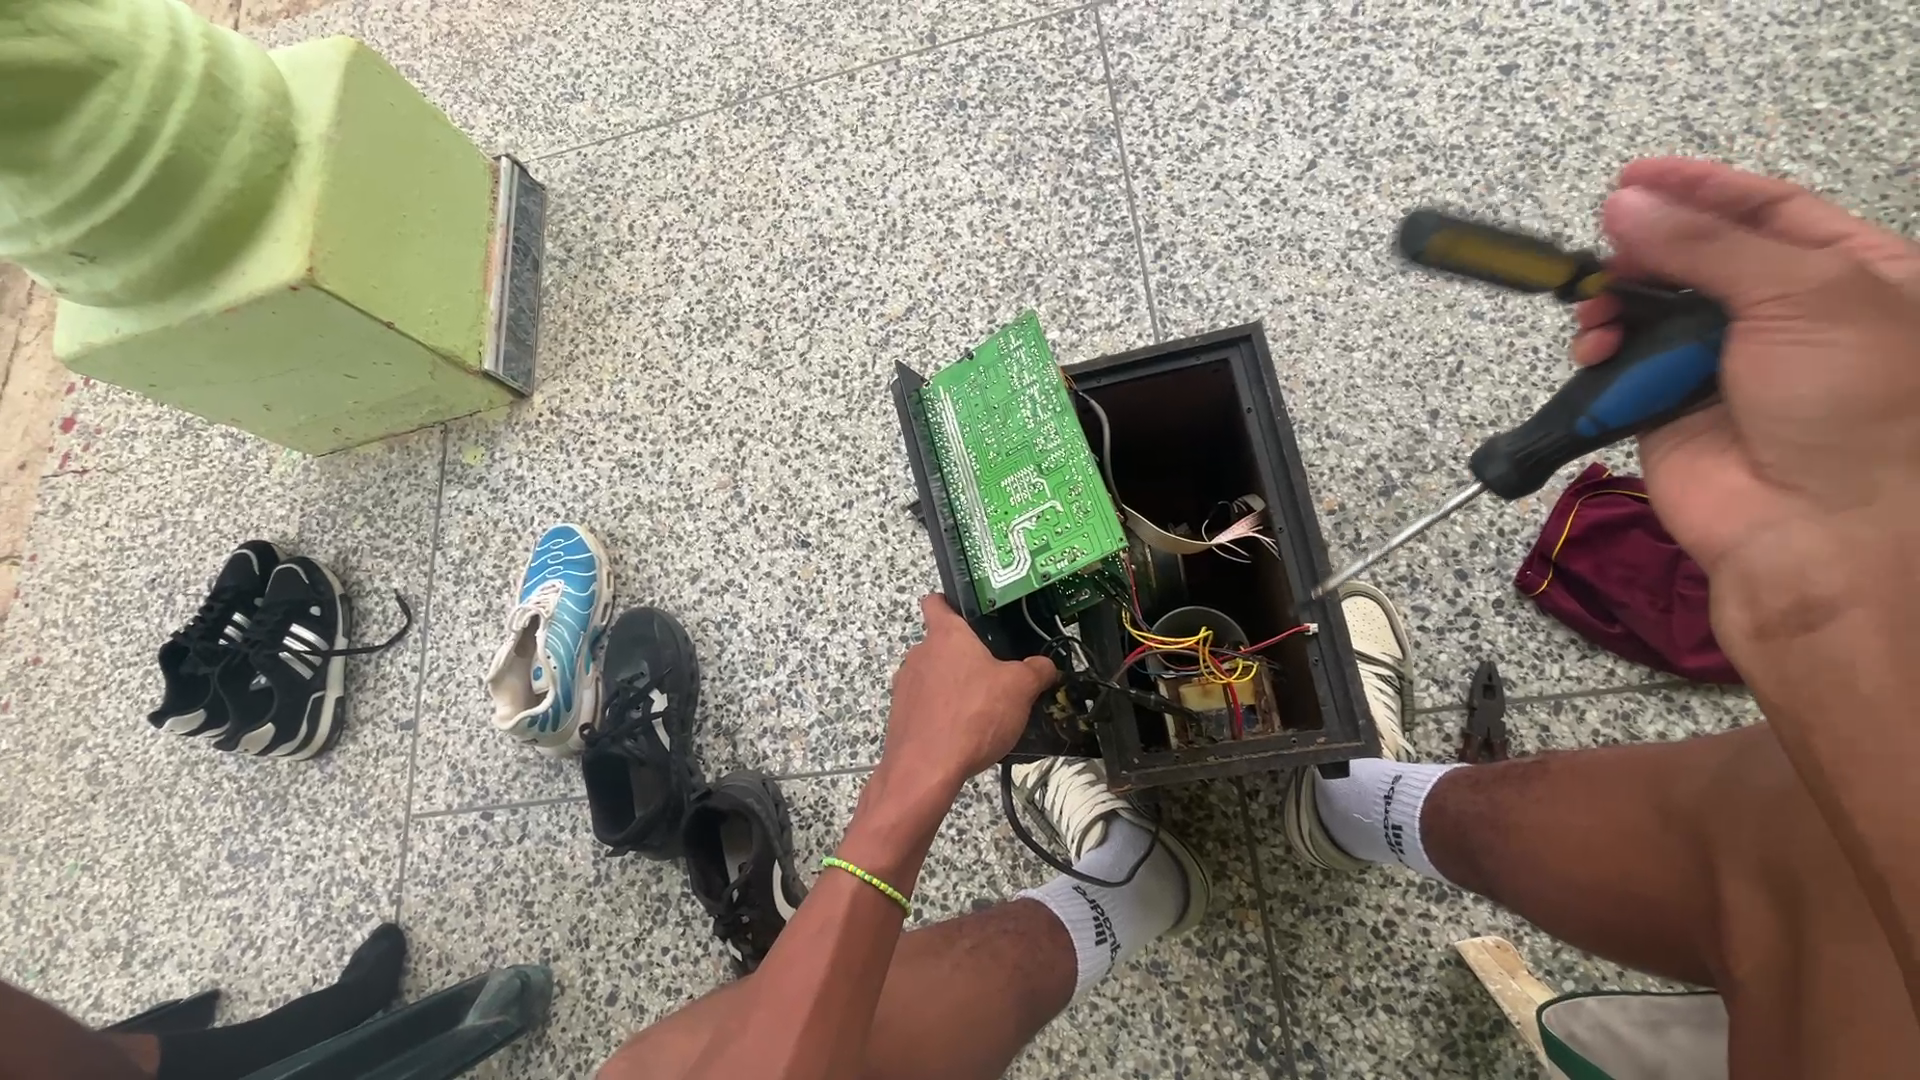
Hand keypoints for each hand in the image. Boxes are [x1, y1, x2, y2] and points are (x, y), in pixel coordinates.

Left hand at [881, 595, 1057, 791]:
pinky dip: (942, 713)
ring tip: (981, 709)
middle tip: (994, 674)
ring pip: (933, 676)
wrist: (926, 769)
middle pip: (941, 644)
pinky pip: (925, 705)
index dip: (951, 602)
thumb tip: (1045, 665)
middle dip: (965, 657)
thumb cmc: (974, 715)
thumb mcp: (1020, 689)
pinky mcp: (899, 716)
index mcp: (945, 635)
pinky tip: (963, 733)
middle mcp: (919, 653)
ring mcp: (904, 686)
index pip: (936, 601)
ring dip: (953, 687)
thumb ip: (1036, 671)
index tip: (970, 615)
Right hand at [1571, 158, 1919, 635]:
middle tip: (1602, 250)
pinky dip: (1597, 354)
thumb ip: (1705, 246)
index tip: (1632, 175)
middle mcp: (1774, 315)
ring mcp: (1713, 363)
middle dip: (1643, 252)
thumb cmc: (1848, 397)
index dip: (1701, 189)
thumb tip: (1622, 201)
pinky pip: (1618, 366)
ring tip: (1595, 315)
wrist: (1813, 521)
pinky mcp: (1659, 405)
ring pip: (1645, 313)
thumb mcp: (1801, 295)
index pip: (1764, 211)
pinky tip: (1592, 351)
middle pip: (1693, 261)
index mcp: (1842, 274)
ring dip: (1612, 306)